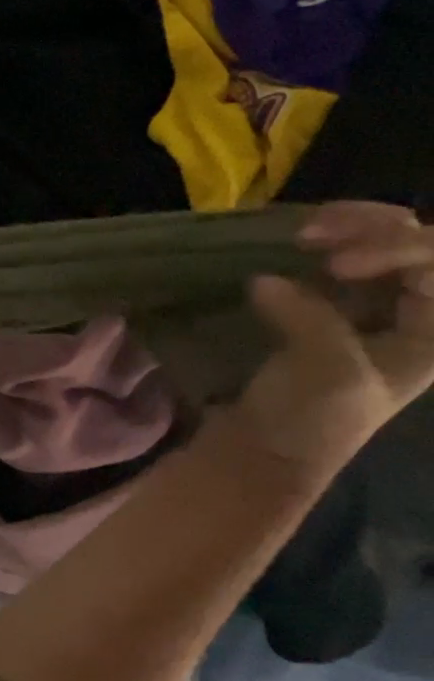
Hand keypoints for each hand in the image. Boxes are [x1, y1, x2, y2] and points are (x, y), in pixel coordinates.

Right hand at [229, 202, 433, 485]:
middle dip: (369, 229)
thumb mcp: (326, 371)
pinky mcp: (317, 311)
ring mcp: (364, 309)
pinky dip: (315, 247)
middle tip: (308, 234)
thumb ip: (310, 318)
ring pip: (375, 245)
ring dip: (343, 230)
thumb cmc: (311, 419)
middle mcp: (412, 312)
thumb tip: (265, 279)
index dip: (395, 250)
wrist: (263, 451)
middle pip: (416, 245)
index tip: (333, 266)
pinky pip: (331, 262)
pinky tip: (286, 246)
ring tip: (298, 233)